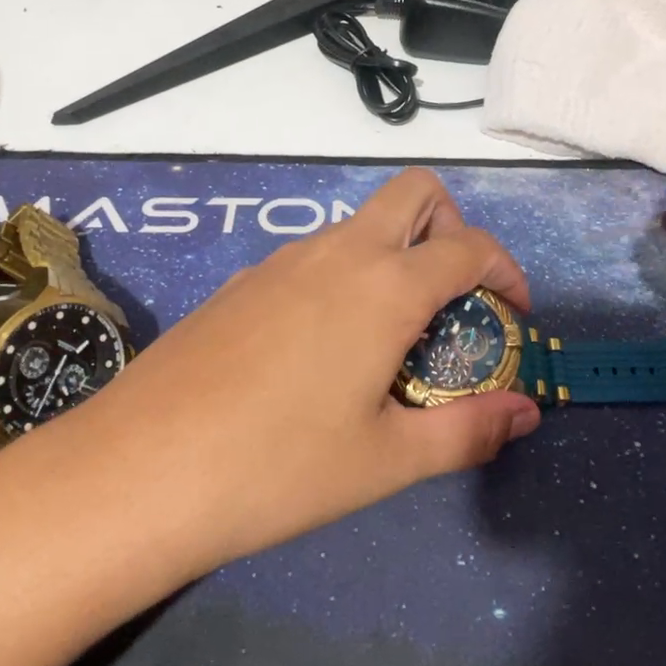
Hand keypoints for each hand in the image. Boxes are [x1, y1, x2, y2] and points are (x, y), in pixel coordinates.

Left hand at [67, 168, 540, 573]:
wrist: (139, 471)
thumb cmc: (278, 468)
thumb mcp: (386, 460)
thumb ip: (468, 432)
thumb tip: (526, 412)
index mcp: (384, 287)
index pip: (468, 245)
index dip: (506, 271)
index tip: (514, 314)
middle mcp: (337, 254)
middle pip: (415, 194)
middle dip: (453, 228)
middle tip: (455, 301)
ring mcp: (281, 261)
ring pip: (360, 225)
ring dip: (396, 256)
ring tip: (392, 341)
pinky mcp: (242, 282)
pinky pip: (314, 256)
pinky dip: (345, 278)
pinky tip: (322, 353)